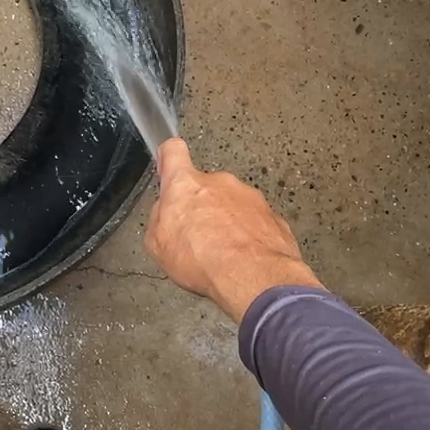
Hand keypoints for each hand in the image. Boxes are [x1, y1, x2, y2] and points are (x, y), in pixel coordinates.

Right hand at [144, 139, 321, 319]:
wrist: (252, 277)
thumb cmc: (205, 260)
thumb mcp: (157, 244)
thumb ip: (160, 219)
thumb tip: (165, 215)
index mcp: (185, 185)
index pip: (173, 152)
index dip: (168, 157)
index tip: (167, 161)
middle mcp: (219, 183)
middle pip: (204, 186)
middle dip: (200, 207)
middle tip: (195, 235)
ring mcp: (249, 198)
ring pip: (231, 205)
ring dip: (225, 223)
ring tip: (220, 254)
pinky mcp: (272, 216)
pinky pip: (253, 222)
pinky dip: (246, 237)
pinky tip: (240, 260)